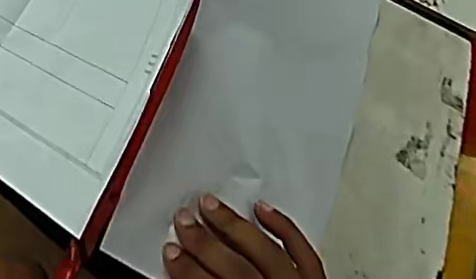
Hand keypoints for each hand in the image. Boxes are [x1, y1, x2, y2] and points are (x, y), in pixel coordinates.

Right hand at [165, 195, 324, 278]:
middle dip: (206, 244)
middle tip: (183, 220)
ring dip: (235, 226)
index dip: (190, 272)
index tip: (170, 252)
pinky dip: (284, 227)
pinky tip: (261, 209)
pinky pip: (305, 254)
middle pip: (239, 271)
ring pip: (268, 254)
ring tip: (209, 203)